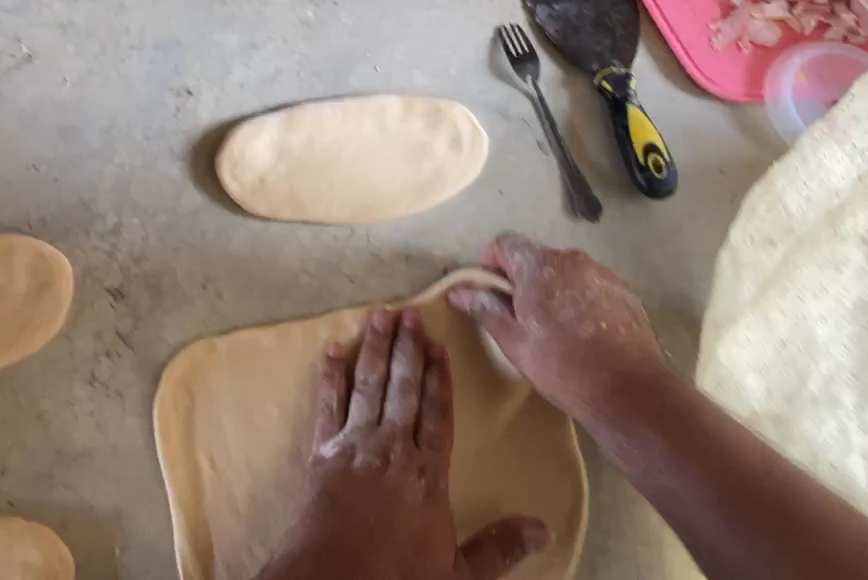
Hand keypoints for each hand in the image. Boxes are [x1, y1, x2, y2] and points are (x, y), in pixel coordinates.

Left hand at [254, 308, 549, 579]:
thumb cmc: (397, 576)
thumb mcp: (459, 574)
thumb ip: (498, 548)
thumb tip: (544, 530)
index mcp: (427, 473)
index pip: (438, 413)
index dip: (440, 377)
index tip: (438, 344)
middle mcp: (393, 448)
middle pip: (404, 388)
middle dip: (407, 349)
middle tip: (408, 313)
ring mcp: (355, 445)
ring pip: (369, 385)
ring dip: (374, 349)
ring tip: (378, 315)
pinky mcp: (323, 451)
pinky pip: (329, 404)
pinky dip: (330, 376)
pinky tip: (330, 349)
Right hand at [447, 233, 667, 431]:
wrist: (630, 391)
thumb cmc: (562, 367)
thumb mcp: (514, 341)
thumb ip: (485, 308)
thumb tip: (457, 290)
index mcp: (538, 266)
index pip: (504, 243)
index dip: (492, 264)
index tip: (494, 295)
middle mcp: (569, 258)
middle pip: (535, 258)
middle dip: (523, 281)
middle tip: (523, 319)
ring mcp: (599, 272)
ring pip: (563, 272)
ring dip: (552, 290)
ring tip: (557, 330)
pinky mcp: (622, 289)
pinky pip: (589, 284)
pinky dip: (579, 299)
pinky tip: (585, 333)